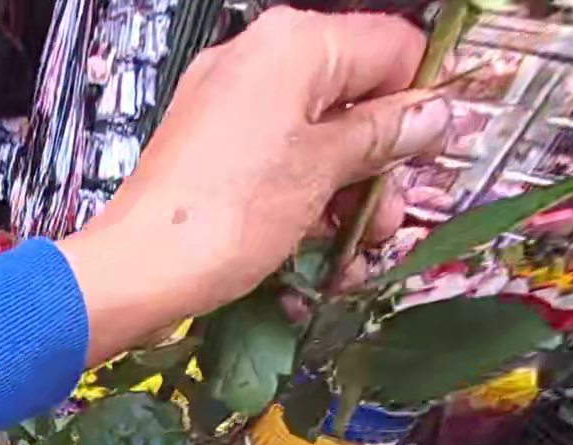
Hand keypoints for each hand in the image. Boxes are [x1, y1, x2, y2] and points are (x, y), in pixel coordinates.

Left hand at [56, 9, 451, 360]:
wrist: (137, 272)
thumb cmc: (228, 217)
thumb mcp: (318, 173)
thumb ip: (378, 136)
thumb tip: (436, 113)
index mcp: (293, 44)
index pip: (389, 51)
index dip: (414, 107)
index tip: (419, 165)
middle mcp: (257, 64)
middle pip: (347, 105)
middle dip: (372, 171)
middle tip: (380, 230)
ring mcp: (225, 113)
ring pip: (308, 147)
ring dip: (338, 203)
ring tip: (348, 261)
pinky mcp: (206, 158)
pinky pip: (269, 170)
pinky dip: (294, 208)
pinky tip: (308, 256)